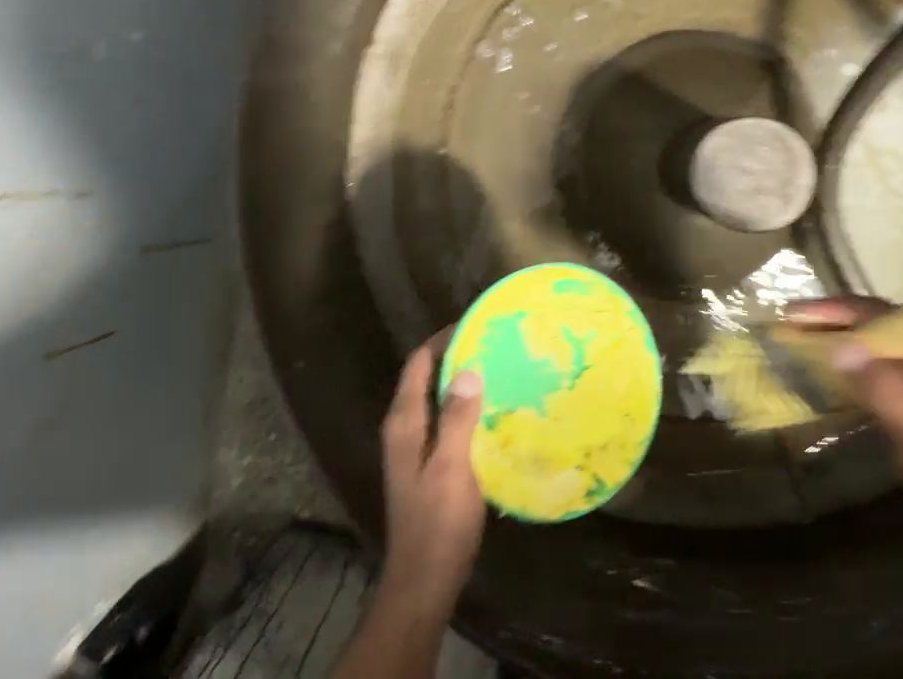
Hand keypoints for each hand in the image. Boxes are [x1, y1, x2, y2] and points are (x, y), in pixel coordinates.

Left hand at [377, 333, 486, 612]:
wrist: (424, 579)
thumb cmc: (438, 523)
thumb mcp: (452, 467)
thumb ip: (457, 419)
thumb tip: (467, 369)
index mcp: (403, 423)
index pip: (418, 364)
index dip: (442, 339)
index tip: (476, 323)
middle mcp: (403, 429)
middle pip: (425, 378)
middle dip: (455, 357)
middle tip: (494, 343)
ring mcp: (413, 449)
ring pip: (436, 401)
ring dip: (461, 383)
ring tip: (499, 369)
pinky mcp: (428, 466)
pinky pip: (445, 423)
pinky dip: (465, 409)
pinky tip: (494, 413)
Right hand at [785, 297, 902, 568]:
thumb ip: (882, 385)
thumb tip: (840, 344)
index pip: (884, 315)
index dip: (833, 311)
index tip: (790, 314)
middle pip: (886, 324)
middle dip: (836, 323)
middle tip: (788, 327)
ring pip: (891, 347)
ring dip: (849, 344)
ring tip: (804, 344)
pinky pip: (901, 371)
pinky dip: (867, 369)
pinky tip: (842, 375)